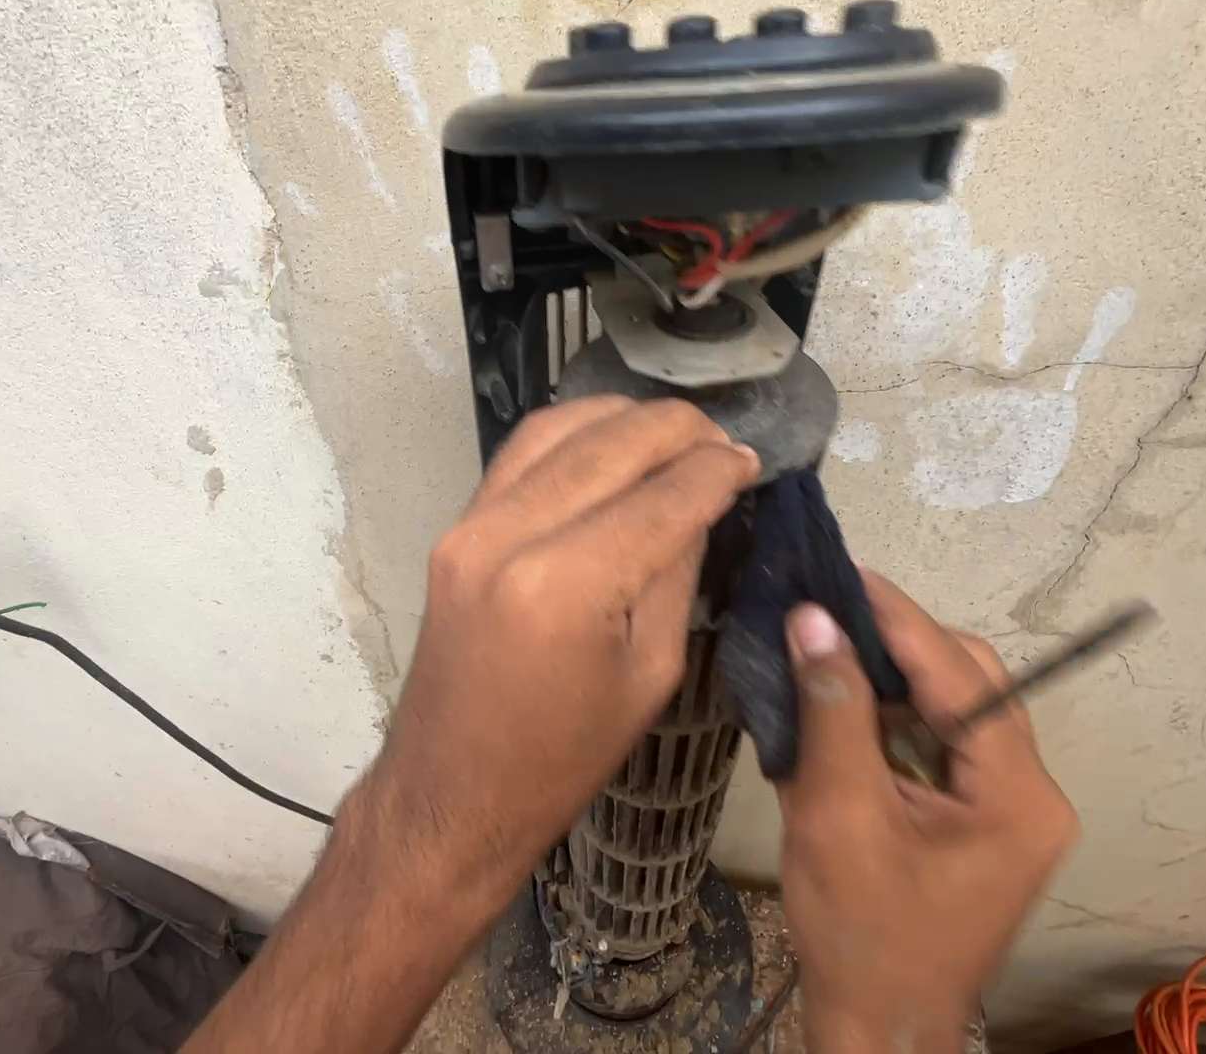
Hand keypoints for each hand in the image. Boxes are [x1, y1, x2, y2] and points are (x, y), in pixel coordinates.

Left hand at [185, 396, 756, 1053]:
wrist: (454, 787)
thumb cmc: (564, 755)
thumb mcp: (651, 670)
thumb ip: (676, 570)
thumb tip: (697, 499)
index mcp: (567, 586)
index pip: (663, 497)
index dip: (717, 469)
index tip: (751, 460)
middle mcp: (510, 535)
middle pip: (612, 444)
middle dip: (680, 429)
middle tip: (723, 440)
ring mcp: (470, 525)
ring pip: (559, 429)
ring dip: (625, 418)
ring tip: (674, 432)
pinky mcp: (454, 528)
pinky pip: (519, 453)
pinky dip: (572, 433)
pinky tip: (610, 439)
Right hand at [776, 570, 1076, 1053]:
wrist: (875, 1026)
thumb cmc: (858, 928)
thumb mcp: (836, 812)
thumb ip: (831, 708)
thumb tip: (812, 617)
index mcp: (1017, 794)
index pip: (957, 674)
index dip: (896, 616)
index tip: (843, 570)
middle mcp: (1030, 791)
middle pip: (969, 682)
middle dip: (899, 640)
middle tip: (830, 610)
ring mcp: (1007, 806)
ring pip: (953, 707)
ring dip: (892, 674)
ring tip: (830, 644)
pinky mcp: (978, 817)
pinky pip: (939, 740)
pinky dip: (891, 714)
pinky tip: (845, 699)